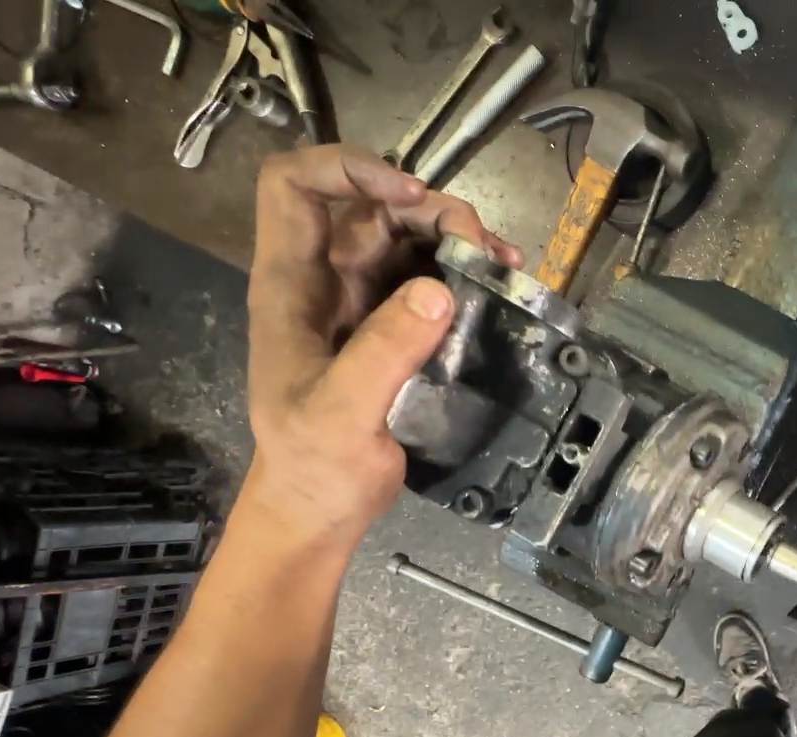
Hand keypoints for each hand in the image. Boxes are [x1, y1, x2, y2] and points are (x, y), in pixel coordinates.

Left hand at [239, 145, 522, 547]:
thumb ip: (384, 352)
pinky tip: (501, 289)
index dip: (349, 170)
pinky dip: (468, 278)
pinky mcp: (399, 334)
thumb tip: (439, 290)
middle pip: (372, 211)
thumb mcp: (342, 412)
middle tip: (483, 245)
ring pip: (409, 244)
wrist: (324, 506)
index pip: (295, 188)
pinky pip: (434, 285)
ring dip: (457, 241)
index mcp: (292, 287)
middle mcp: (328, 284)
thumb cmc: (317, 464)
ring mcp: (366, 308)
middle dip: (429, 212)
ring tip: (505, 262)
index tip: (414, 197)